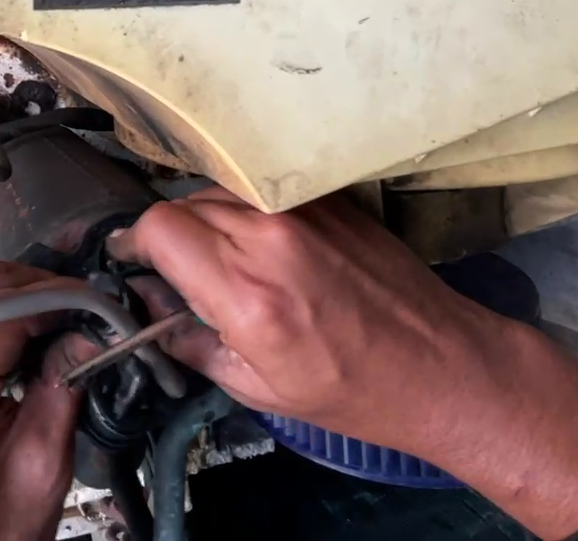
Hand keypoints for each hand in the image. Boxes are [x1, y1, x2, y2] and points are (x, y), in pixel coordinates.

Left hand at [0, 261, 93, 540]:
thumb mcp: (41, 465)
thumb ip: (64, 382)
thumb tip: (92, 326)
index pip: (0, 310)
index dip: (52, 297)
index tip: (93, 300)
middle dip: (27, 285)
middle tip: (73, 305)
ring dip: (2, 290)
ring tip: (46, 314)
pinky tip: (10, 328)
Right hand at [110, 188, 577, 539]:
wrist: (442, 364)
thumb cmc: (352, 389)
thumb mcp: (258, 388)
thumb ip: (188, 342)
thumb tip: (145, 305)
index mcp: (249, 295)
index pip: (160, 228)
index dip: (136, 243)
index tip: (135, 260)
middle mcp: (270, 239)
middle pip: (182, 204)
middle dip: (169, 236)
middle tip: (181, 271)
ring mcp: (300, 210)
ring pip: (215, 190)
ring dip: (204, 220)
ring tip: (226, 259)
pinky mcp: (323, 196)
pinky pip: (255, 188)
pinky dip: (241, 209)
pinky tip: (261, 243)